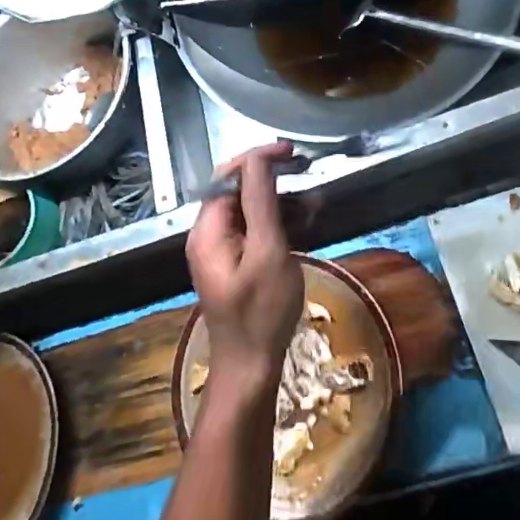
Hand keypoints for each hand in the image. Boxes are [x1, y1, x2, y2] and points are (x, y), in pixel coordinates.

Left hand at [187, 143, 303, 408]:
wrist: (250, 367)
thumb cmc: (262, 313)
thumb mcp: (268, 252)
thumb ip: (262, 202)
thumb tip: (259, 158)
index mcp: (208, 229)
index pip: (228, 175)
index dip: (258, 158)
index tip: (293, 153)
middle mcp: (208, 234)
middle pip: (236, 190)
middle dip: (270, 178)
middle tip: (306, 174)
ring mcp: (220, 251)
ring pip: (248, 210)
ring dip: (278, 201)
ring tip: (312, 205)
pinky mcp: (234, 264)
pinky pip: (253, 231)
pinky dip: (276, 223)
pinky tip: (301, 225)